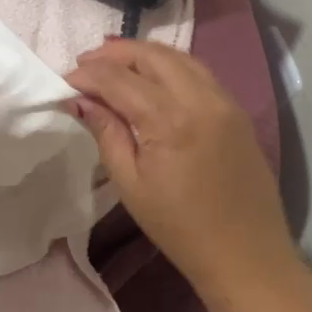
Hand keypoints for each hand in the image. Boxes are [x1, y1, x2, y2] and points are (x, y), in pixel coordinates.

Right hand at [66, 38, 298, 296]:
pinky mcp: (237, 111)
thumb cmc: (180, 227)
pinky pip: (198, 72)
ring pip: (179, 57)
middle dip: (114, 54)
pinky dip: (169, 66)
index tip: (64, 81)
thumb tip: (79, 99)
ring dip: (142, 55)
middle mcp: (201, 100)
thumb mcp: (130, 183)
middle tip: (85, 63)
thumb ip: (105, 132)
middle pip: (151, 55)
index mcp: (171, 121)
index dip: (87, 74)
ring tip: (113, 64)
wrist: (247, 257)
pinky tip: (150, 79)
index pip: (119, 79)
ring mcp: (225, 102)